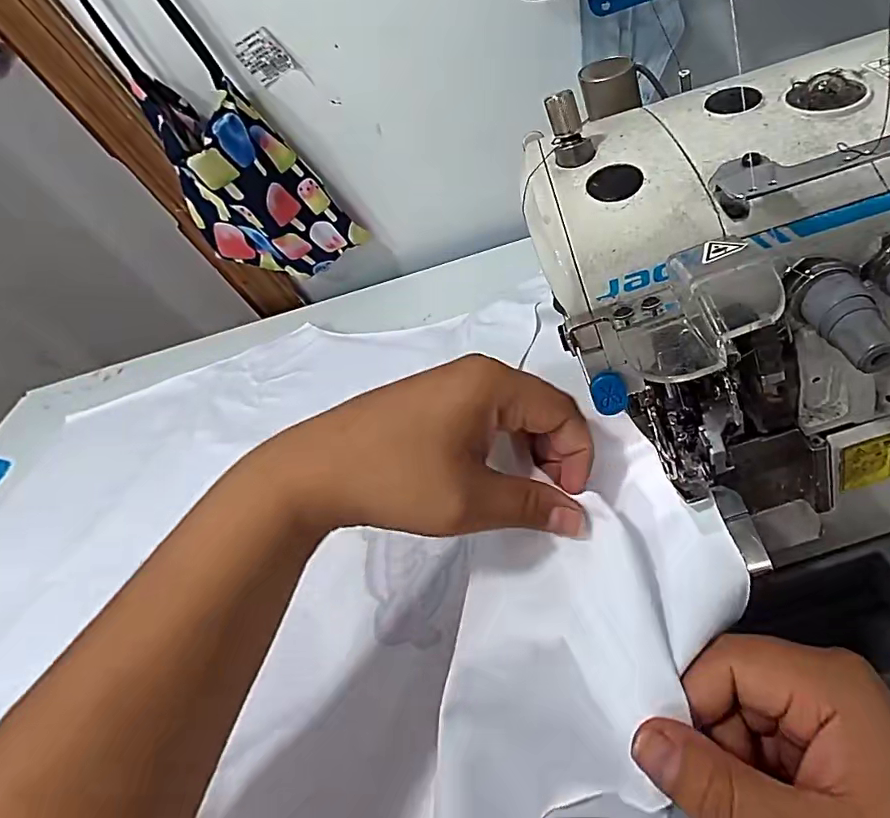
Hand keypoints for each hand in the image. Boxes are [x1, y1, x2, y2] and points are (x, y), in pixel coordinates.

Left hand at [245, 353, 593, 539]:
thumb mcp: (469, 500)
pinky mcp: (435, 397)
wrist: (312, 471)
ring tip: (519, 490)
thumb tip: (576, 518)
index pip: (562, 411)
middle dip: (556, 453)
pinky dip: (504, 442)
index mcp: (493, 382)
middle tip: (547, 497)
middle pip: (542, 406)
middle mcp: (478, 372)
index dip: (577, 456)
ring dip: (531, 449)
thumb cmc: (395, 478)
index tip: (568, 500)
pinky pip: (489, 413)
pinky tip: (488, 473)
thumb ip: (531, 506)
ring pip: (516, 411)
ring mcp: (453, 381)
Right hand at [633, 635, 889, 817]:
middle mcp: (829, 689)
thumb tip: (652, 741)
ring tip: (755, 817)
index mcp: (829, 682)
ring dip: (731, 776)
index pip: (726, 661)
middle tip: (718, 806)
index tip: (668, 757)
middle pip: (731, 692)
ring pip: (742, 728)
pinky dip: (752, 790)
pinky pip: (765, 755)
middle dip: (713, 749)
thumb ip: (720, 786)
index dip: (689, 706)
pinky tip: (766, 815)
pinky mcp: (830, 757)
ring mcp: (830, 723)